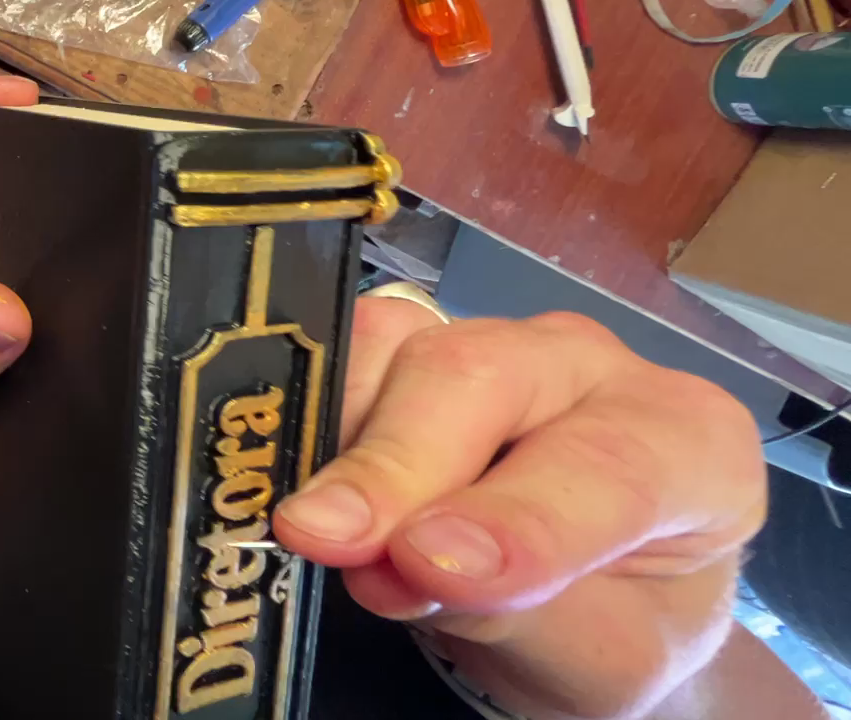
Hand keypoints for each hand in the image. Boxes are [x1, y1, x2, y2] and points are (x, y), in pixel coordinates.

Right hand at [275, 300, 767, 719]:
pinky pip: (331, 348)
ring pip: (383, 346)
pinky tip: (307, 474)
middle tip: (326, 536)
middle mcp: (569, 361)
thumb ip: (498, 609)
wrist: (561, 588)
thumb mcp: (588, 651)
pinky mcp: (388, 335)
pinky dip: (303, 411)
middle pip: (468, 376)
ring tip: (315, 522)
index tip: (425, 566)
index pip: (601, 463)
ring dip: (334, 436)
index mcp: (680, 435)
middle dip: (392, 463)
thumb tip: (379, 568)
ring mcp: (466, 332)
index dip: (511, 516)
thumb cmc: (601, 619)